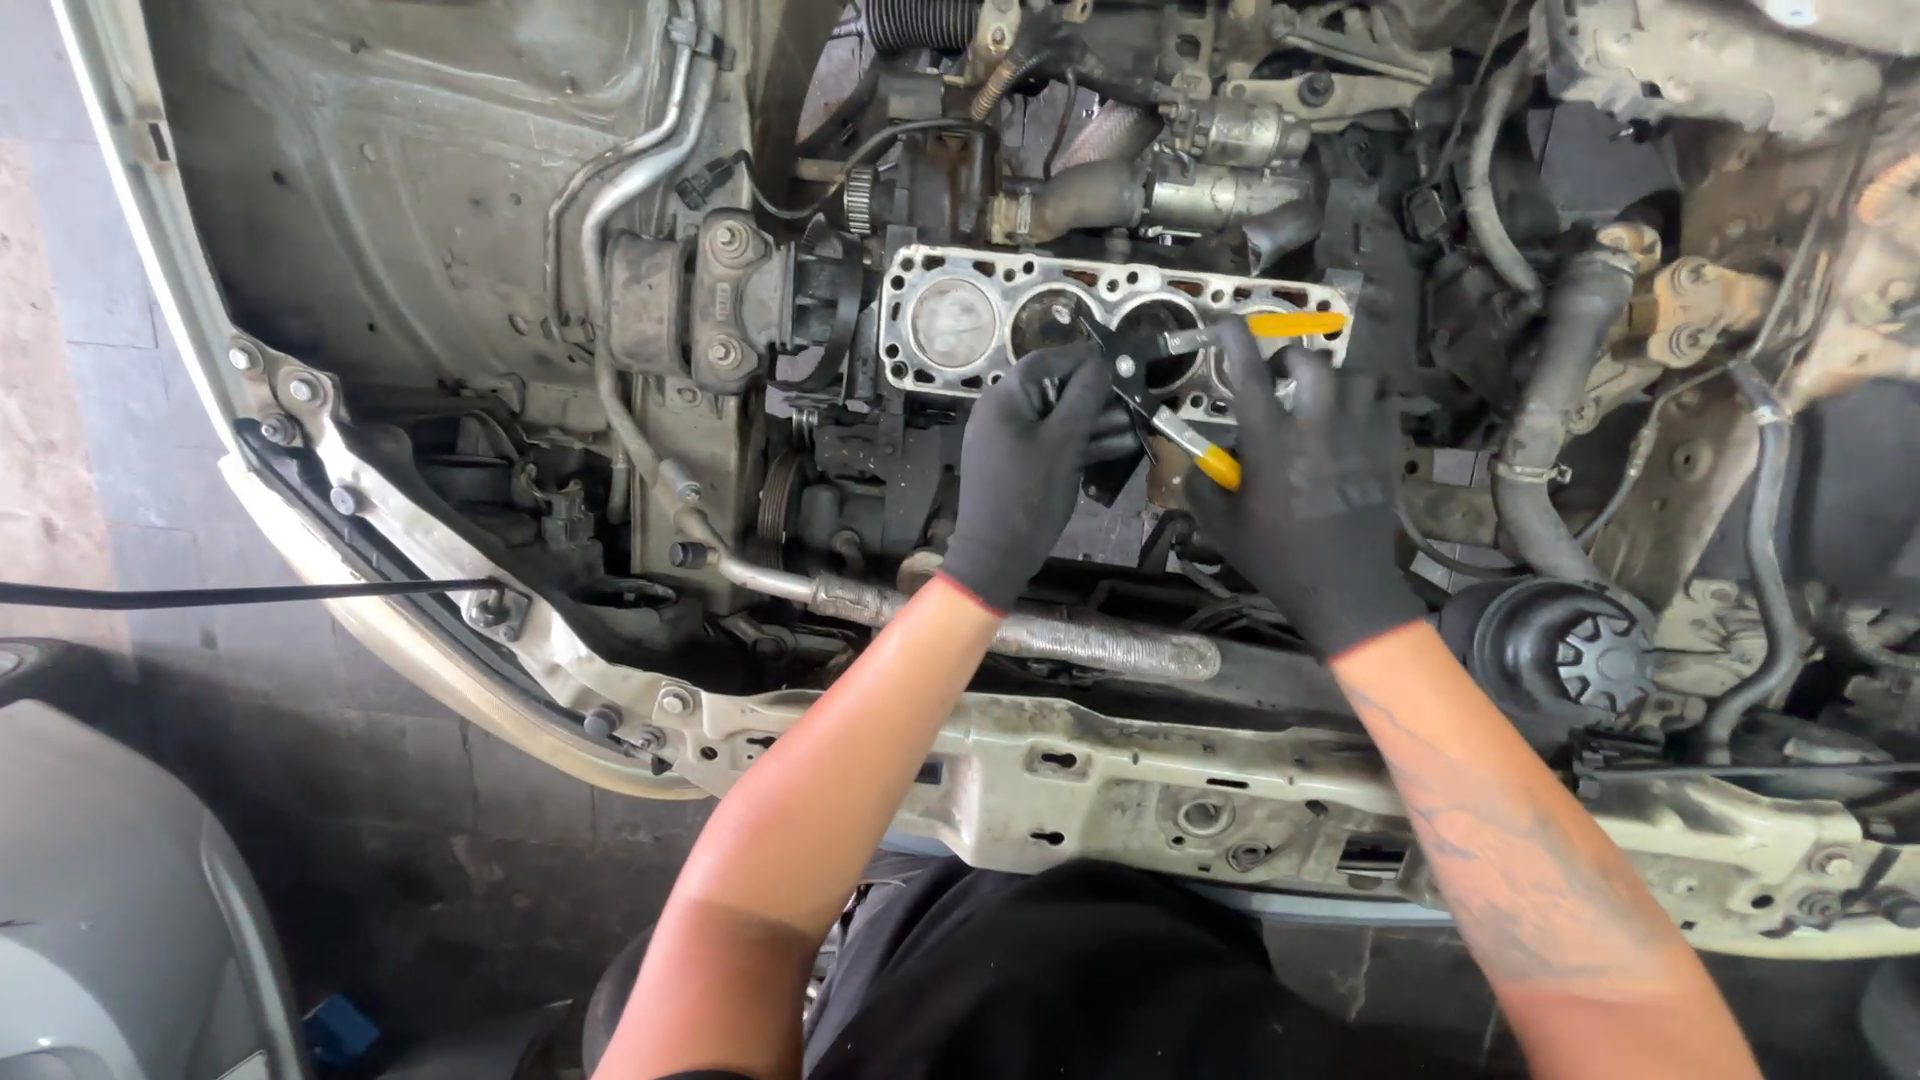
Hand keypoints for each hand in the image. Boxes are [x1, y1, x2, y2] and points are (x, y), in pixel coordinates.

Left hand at [942, 341, 1136, 611]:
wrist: (996, 555)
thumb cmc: (1029, 494)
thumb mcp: (1063, 442)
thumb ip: (1084, 398)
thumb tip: (1101, 363)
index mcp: (1003, 399)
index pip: (1044, 361)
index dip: (1082, 358)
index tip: (1117, 360)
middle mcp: (1000, 413)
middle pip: (1052, 389)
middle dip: (1093, 394)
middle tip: (1131, 396)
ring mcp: (1007, 440)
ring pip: (1054, 418)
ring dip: (1092, 420)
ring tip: (1132, 422)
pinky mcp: (1016, 464)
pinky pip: (1050, 443)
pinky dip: (1078, 443)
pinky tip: (1118, 446)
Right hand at [1186, 322, 1424, 656]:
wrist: (1342, 586)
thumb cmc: (1275, 557)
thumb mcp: (1221, 526)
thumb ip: (1201, 487)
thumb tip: (1199, 462)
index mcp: (1271, 444)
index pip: (1248, 376)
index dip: (1235, 340)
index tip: (1227, 320)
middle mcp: (1317, 428)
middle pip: (1313, 362)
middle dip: (1292, 357)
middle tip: (1279, 374)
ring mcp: (1359, 436)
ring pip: (1357, 377)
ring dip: (1334, 379)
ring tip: (1320, 397)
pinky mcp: (1387, 451)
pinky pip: (1385, 403)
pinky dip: (1367, 400)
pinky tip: (1352, 419)